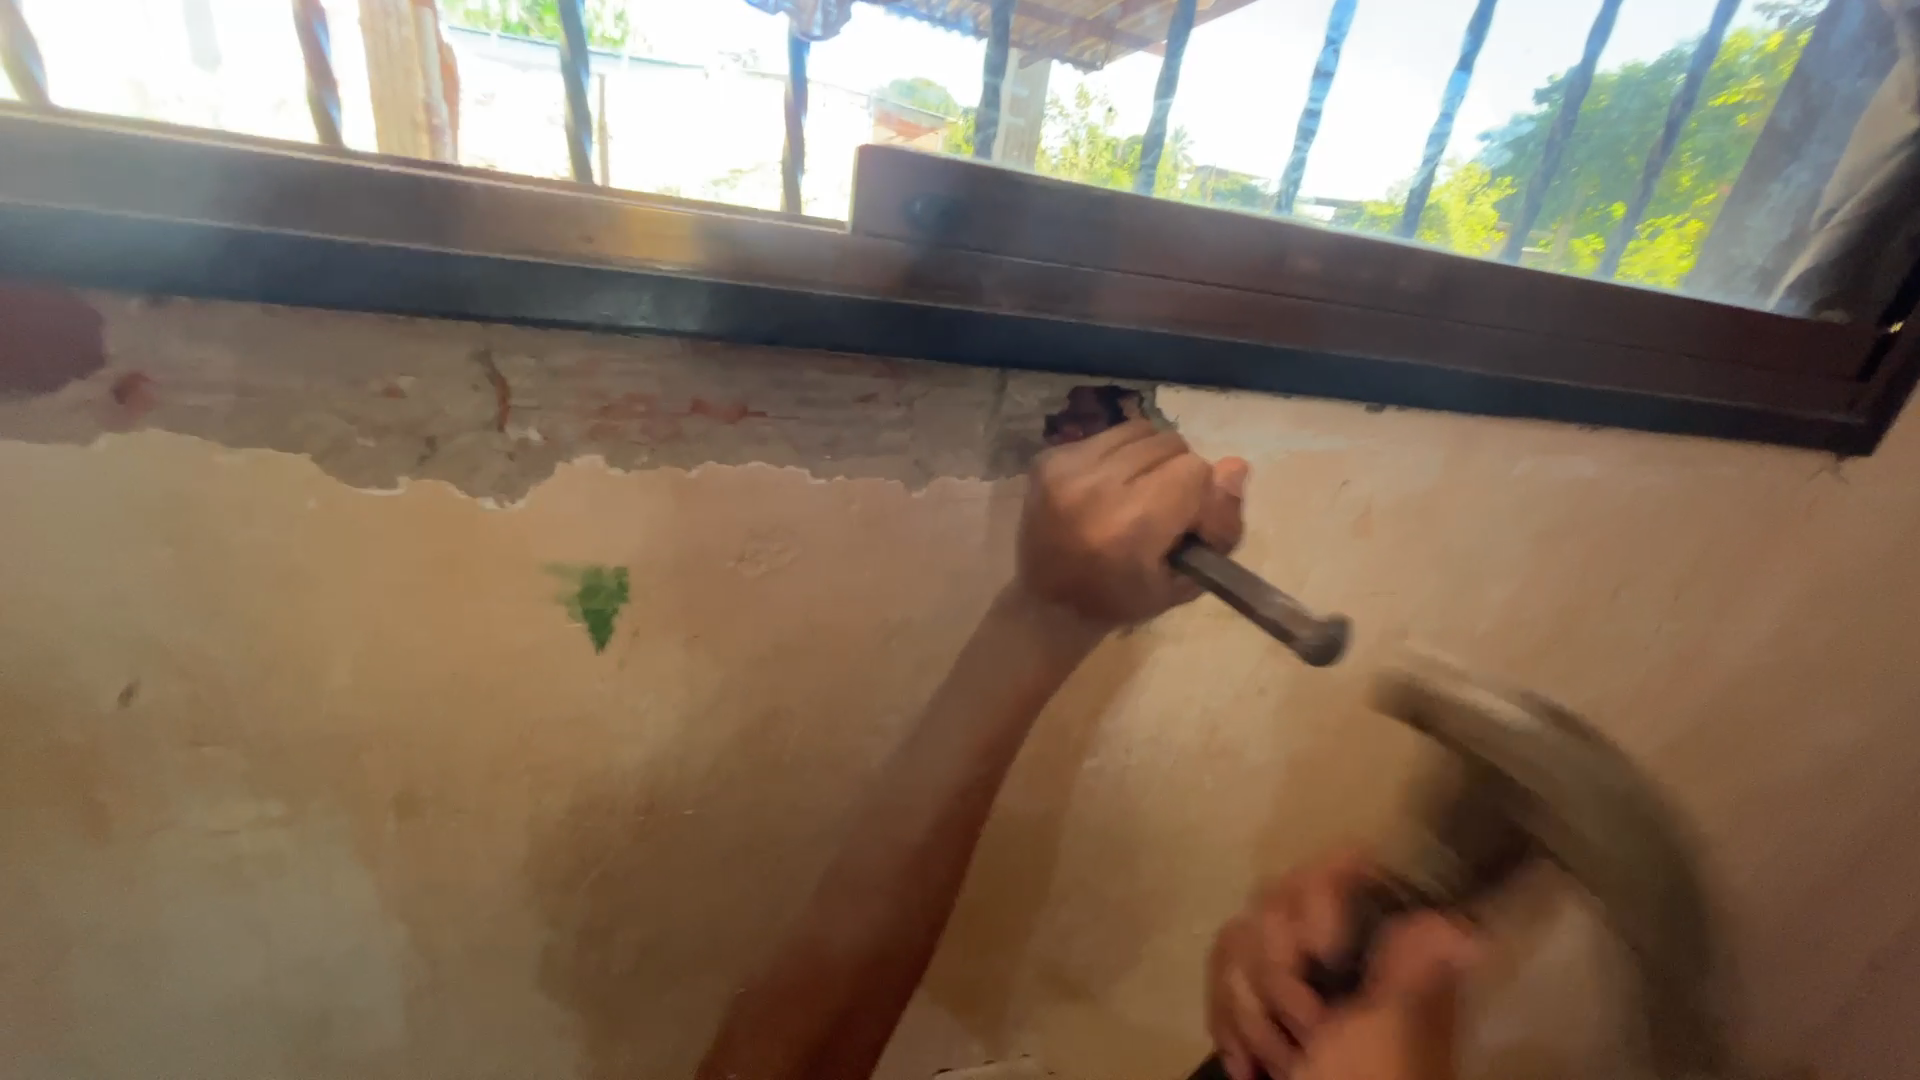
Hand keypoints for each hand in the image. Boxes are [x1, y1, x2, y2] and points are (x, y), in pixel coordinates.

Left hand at [1016, 420, 1247, 627]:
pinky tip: (1111, 489)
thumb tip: (1235, 464)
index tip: (1194, 527)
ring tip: (1140, 494)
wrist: (1047, 603)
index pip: (1195, 470)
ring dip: (1152, 459)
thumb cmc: (1119, 600)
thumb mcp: (1182, 582)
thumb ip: (1219, 527)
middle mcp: (1095, 487)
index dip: (1205, 497)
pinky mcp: (1049, 457)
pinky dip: (1121, 456)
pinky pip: (1109, 435)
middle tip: (1166, 511)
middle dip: (1180, 475)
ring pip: (1141, 431)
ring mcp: (1067, 467)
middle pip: (1171, 444)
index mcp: (1129, 523)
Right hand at [1207, 852, 1476, 1079]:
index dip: (1317, 897)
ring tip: (1280, 1063)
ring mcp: (1295, 974)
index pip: (1341, 867)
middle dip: (1274, 974)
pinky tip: (1245, 1065)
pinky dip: (1226, 1020)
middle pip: (1274, 899)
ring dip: (1249, 1010)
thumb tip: (1463, 930)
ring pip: (1238, 937)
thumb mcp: (1387, 1042)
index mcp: (1379, 949)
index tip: (1321, 953)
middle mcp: (1336, 950)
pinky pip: (1220, 975)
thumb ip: (1407, 975)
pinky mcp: (1260, 1000)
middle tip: (1305, 1031)